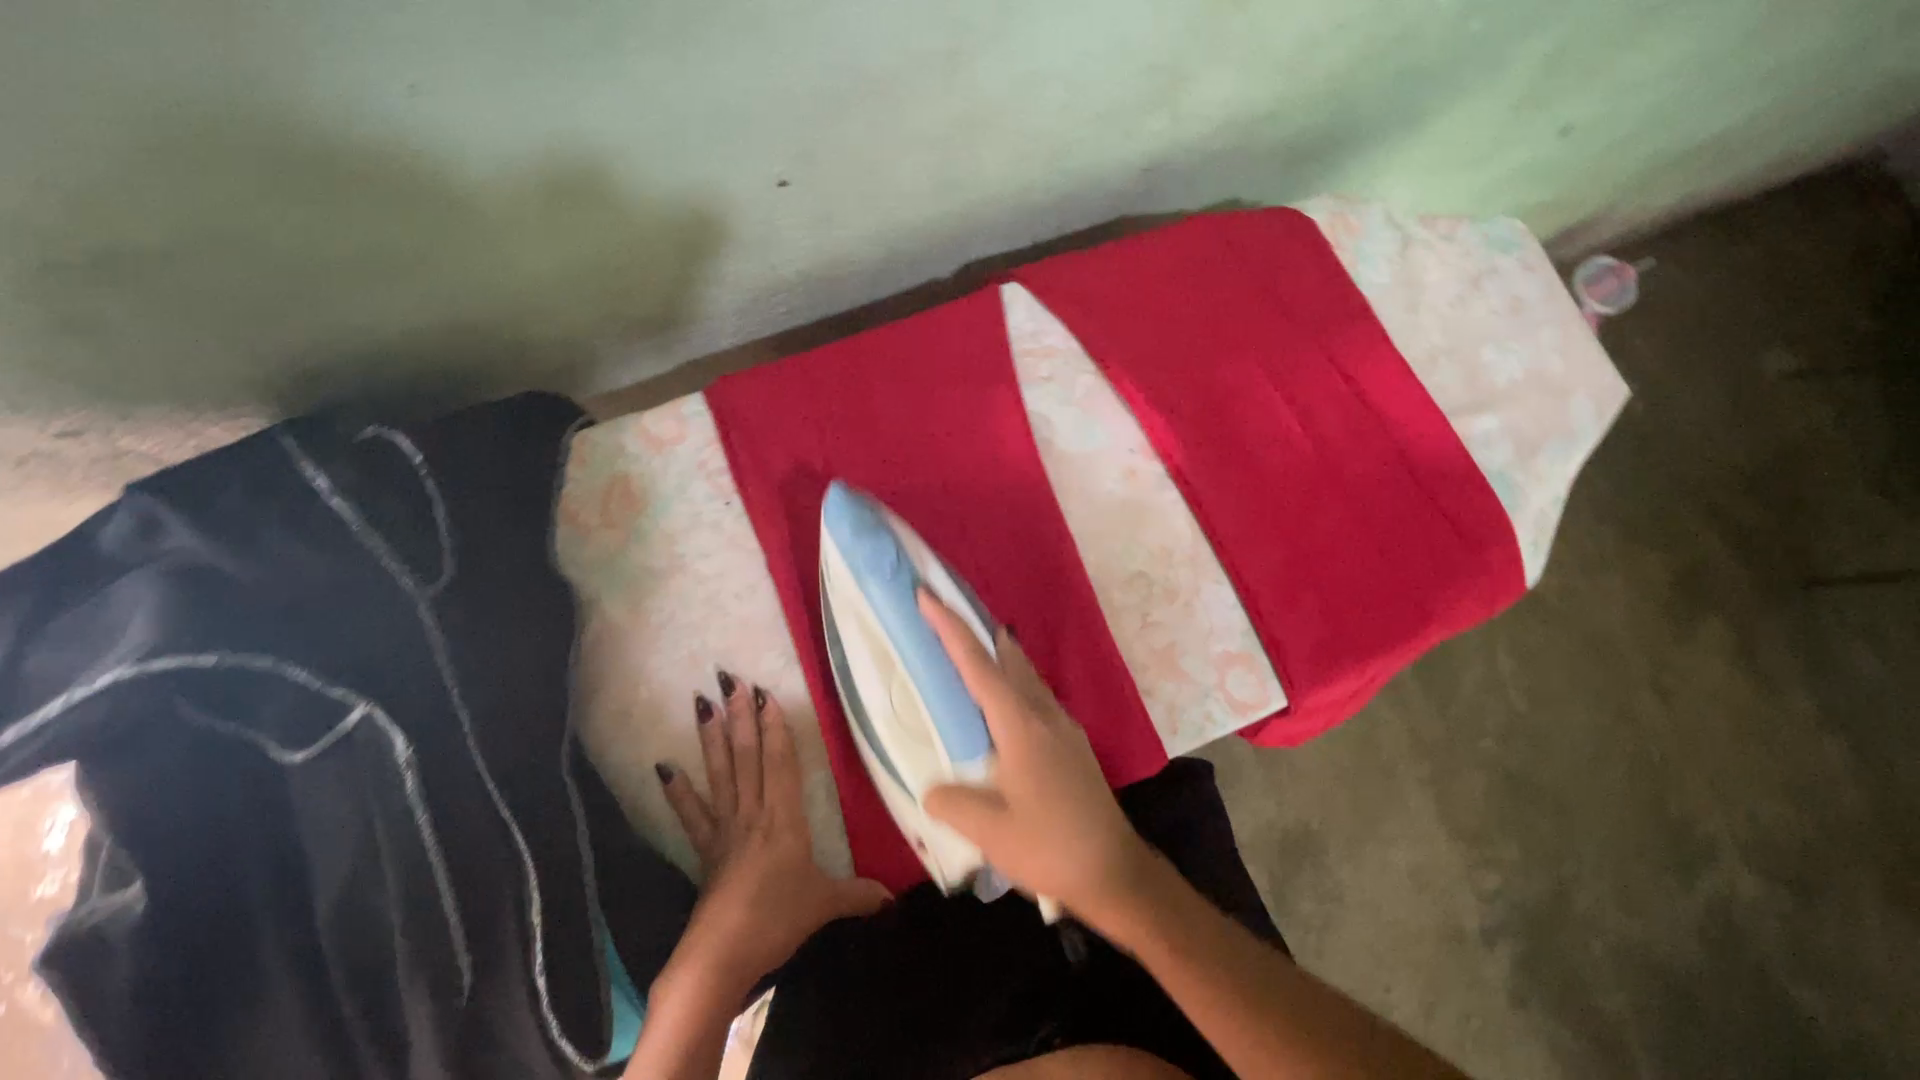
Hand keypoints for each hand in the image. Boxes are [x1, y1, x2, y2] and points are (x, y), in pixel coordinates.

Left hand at [656, 671, 890, 994]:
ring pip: (719, 774)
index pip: (780, 763)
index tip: (766, 693)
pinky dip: (678, 791)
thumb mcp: (826, 904)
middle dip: (740, 717)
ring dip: (710, 738)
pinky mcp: (706, 852)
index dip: (775, 727)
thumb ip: (859, 895)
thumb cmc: (777, 920)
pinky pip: (691, 814)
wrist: (722, 954)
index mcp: (784, 819)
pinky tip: (663, 767)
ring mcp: (725, 831)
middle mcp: (753, 815)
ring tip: (700, 702)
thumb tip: (893, 899)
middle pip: (745, 757)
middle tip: (731, 679)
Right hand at [917, 591, 1153, 918]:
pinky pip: (1036, 697)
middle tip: (947, 614)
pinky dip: (1013, 683)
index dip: (950, 629)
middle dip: (976, 632)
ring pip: (1026, 677)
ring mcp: (1065, 729)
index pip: (978, 666)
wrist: (1114, 871)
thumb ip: (951, 803)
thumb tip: (933, 789)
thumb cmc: (1049, 848)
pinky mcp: (1073, 746)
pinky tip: (1004, 705)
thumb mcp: (989, 831)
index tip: (927, 597)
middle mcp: (1045, 716)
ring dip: (998, 656)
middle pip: (1007, 659)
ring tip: (973, 648)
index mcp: (1021, 727)